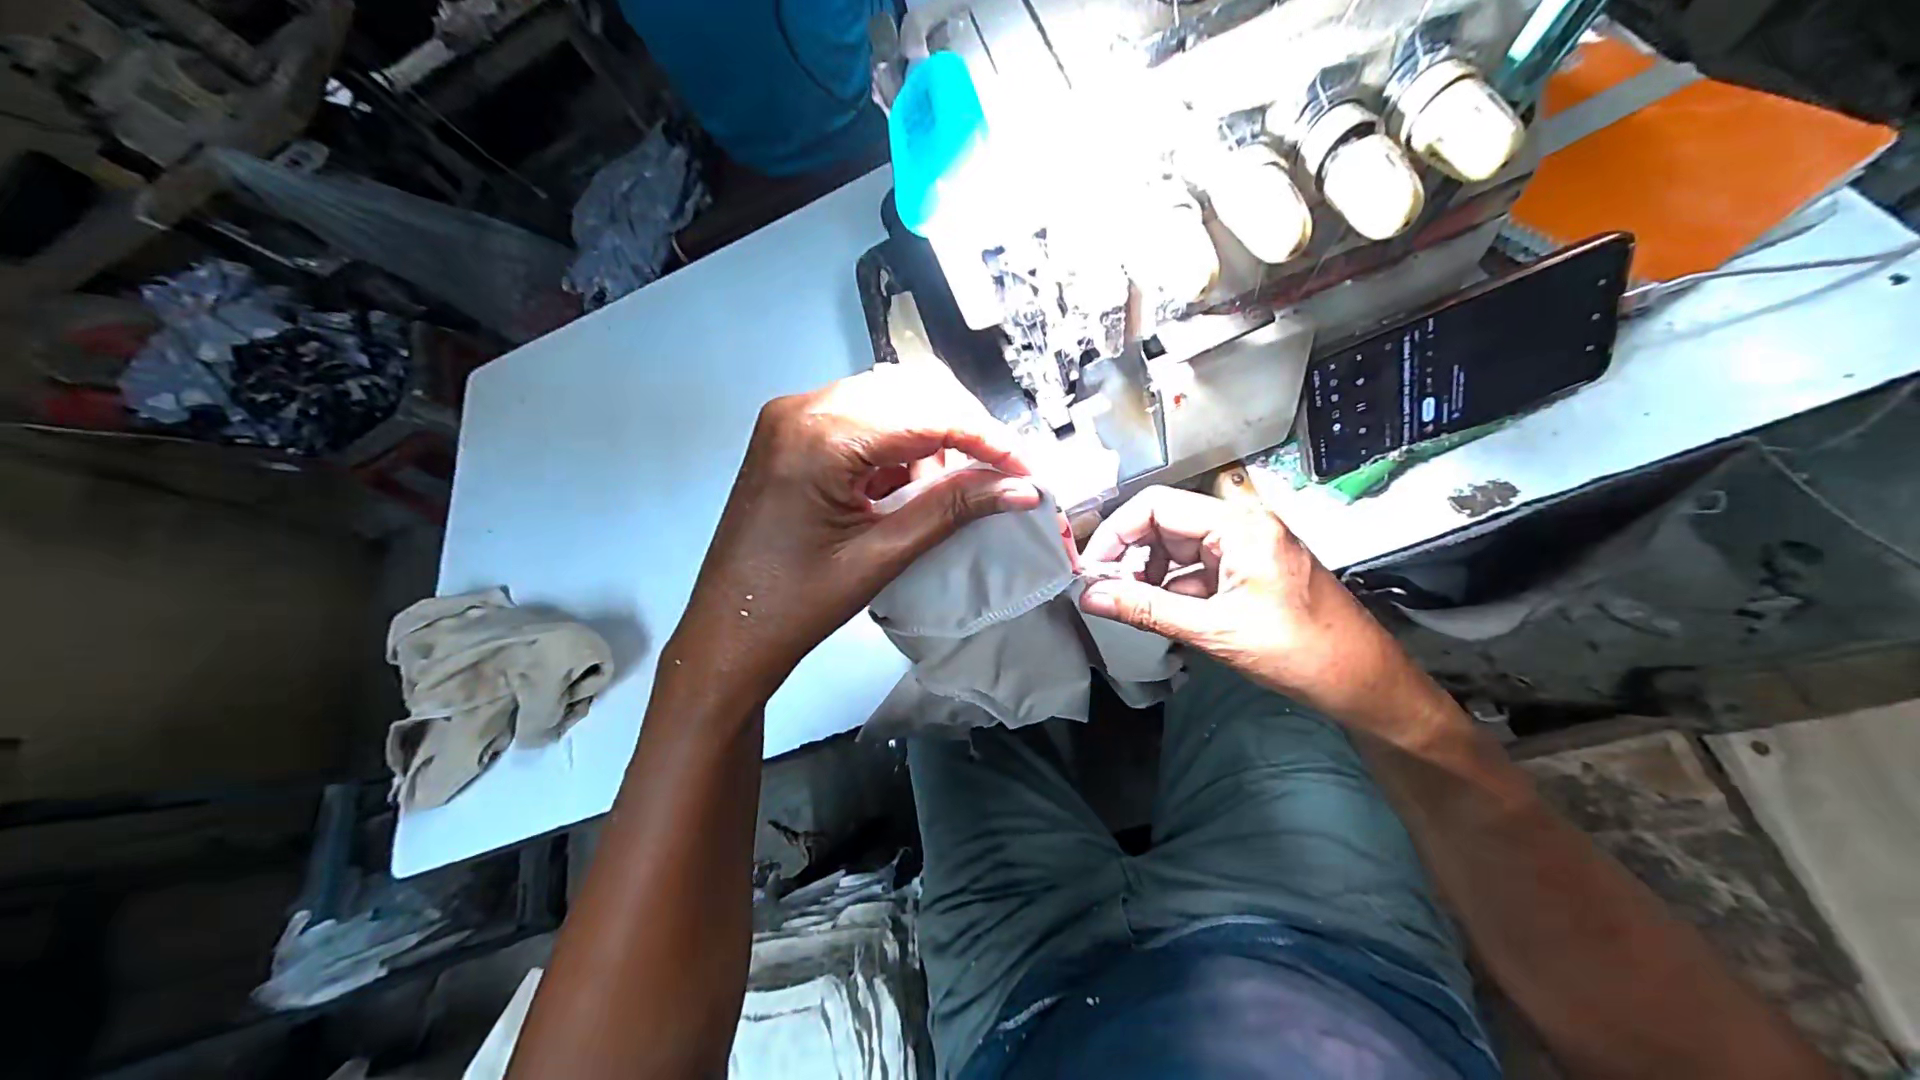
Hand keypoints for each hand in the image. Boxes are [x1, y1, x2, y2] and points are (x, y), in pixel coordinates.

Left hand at [668, 365, 1040, 704]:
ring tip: (956, 485)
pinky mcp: (793, 435)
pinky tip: (914, 482)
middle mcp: (802, 409)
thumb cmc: (796, 604)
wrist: (729, 634)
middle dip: (962, 428)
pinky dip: (899, 444)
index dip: (985, 438)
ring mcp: (793, 419)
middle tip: (999, 473)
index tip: (1026, 469)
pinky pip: (863, 420)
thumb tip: (1020, 487)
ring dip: (932, 435)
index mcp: (819, 436)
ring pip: (888, 401)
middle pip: (908, 391)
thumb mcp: (882, 554)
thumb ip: (953, 510)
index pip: (925, 414)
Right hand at [1077, 486, 1416, 722]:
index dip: (1117, 533)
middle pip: (1165, 526)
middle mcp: (1241, 527)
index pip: (1158, 506)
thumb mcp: (1214, 630)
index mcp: (1239, 526)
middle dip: (1131, 558)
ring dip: (1150, 577)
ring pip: (1177, 550)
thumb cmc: (1304, 652)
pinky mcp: (1247, 572)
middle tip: (1107, 592)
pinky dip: (1172, 590)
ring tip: (1131, 608)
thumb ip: (1147, 608)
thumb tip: (1093, 596)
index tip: (1092, 567)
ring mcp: (1245, 549)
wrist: (1364, 682)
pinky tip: (1159, 615)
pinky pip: (1196, 571)